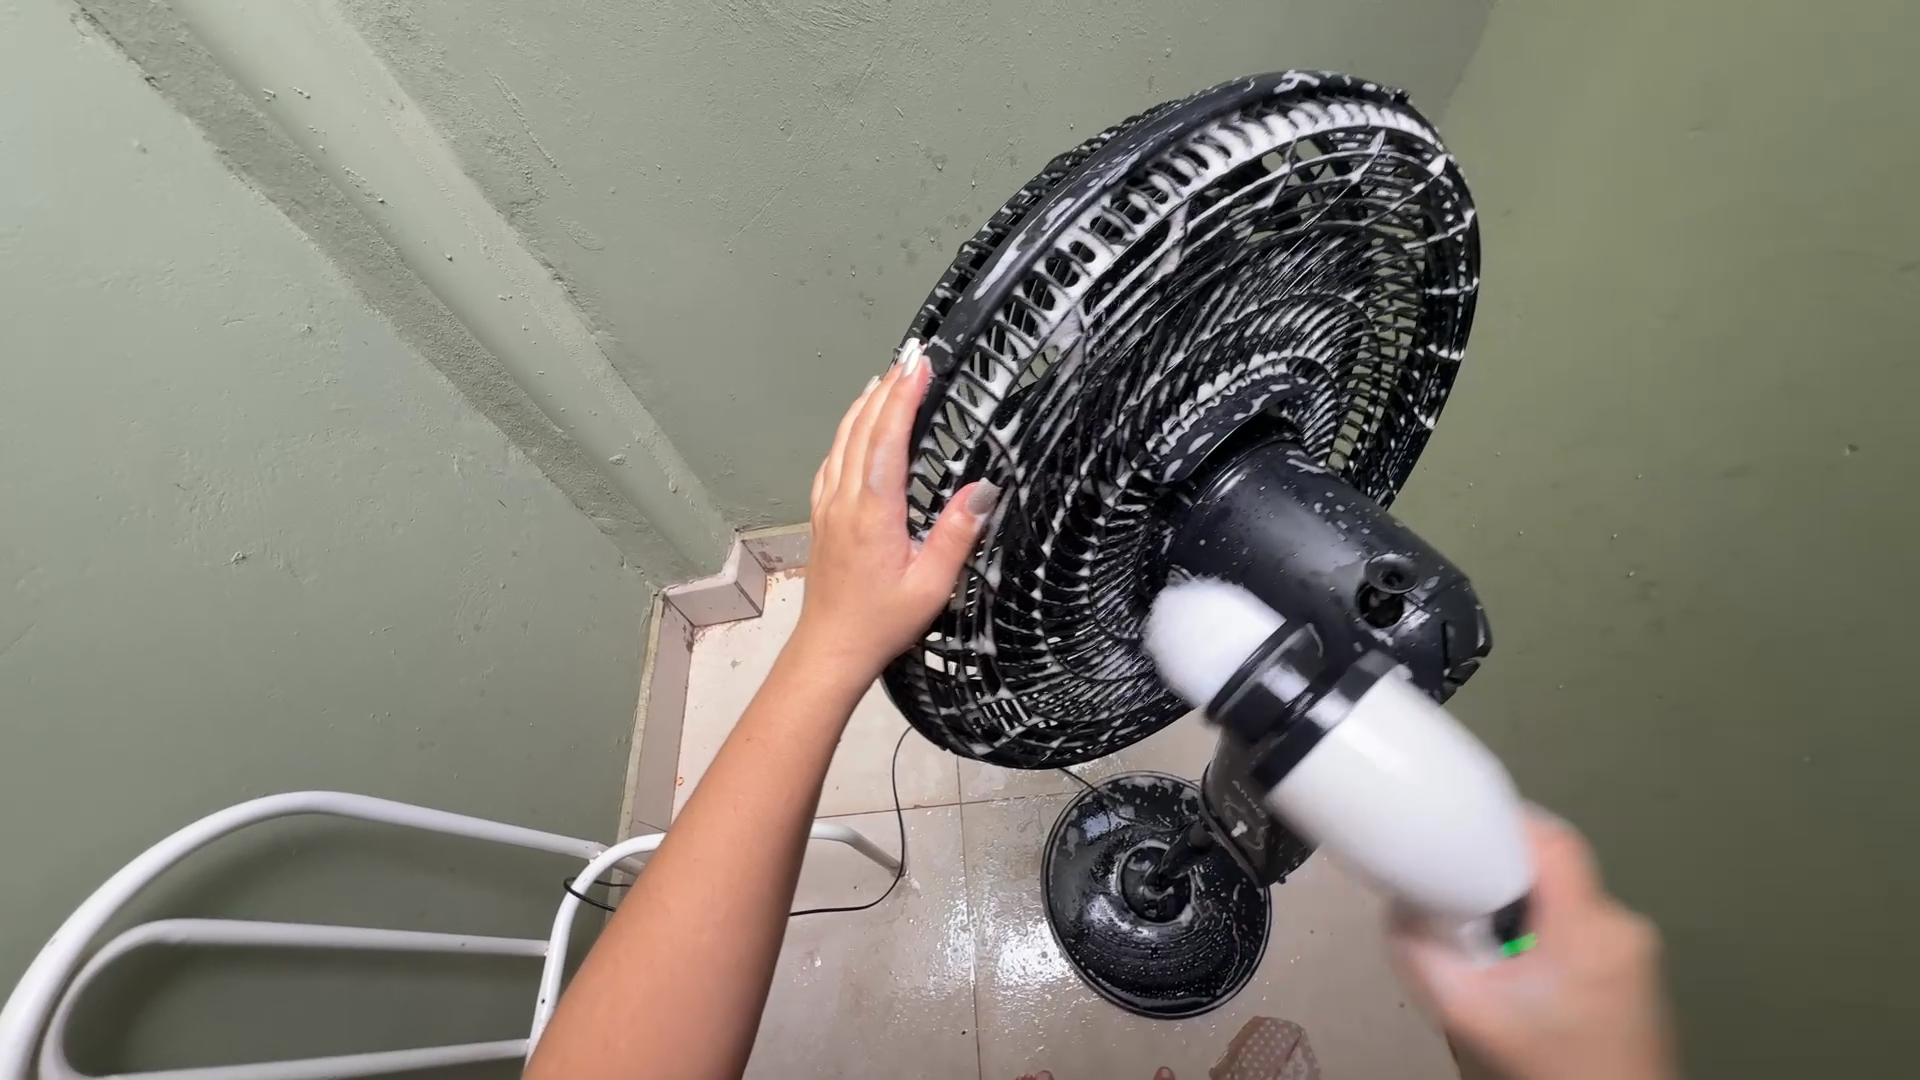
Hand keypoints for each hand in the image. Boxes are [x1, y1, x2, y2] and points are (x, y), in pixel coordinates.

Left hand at [793, 339, 998, 682]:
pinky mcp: (821, 516)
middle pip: (862, 429)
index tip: (921, 364)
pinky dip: (847, 432)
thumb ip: (956, 534)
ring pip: (842, 440)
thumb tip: (984, 489)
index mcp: (874, 511)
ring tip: (887, 378)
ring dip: (865, 405)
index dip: (904, 397)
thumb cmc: (882, 621)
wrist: (831, 647)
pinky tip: (854, 428)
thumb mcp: (931, 585)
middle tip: (911, 357)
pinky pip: (832, 461)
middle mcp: (845, 499)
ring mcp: (828, 505)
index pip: (887, 438)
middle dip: (888, 388)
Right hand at [1391, 811, 1676, 1079]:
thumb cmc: (1546, 1060)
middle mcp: (1619, 924)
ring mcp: (1631, 941)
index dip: (1503, 817)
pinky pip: (1573, 905)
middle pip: (1550, 858)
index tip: (1457, 818)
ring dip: (1516, 885)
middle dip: (1497, 857)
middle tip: (1453, 871)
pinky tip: (1508, 936)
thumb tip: (1396, 899)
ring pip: (1560, 882)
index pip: (1551, 840)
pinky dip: (1535, 907)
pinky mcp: (1629, 956)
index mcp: (1586, 928)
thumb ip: (1417, 947)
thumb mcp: (1461, 1007)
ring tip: (1475, 910)